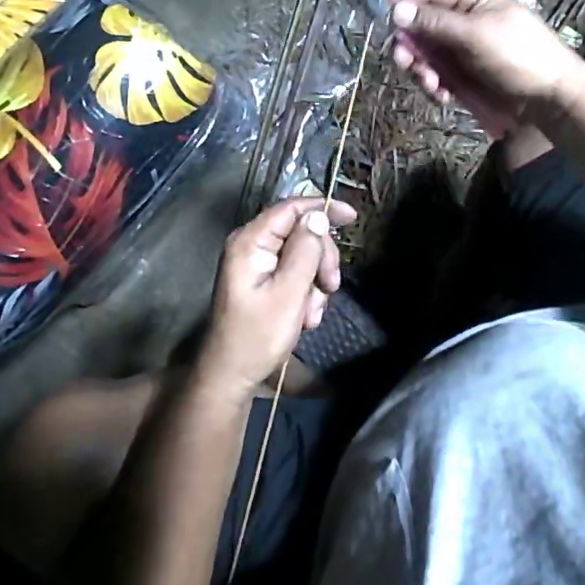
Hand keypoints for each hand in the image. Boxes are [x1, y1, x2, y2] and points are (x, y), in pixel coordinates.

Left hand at [197, 197, 355, 395]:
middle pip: (301, 231)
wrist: (231, 376)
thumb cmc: (257, 337)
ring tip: (312, 312)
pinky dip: (306, 291)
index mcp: (250, 242)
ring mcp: (256, 263)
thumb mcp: (289, 294)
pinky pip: (294, 272)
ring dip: (315, 281)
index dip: (323, 209)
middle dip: (321, 258)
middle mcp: (251, 245)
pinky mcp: (262, 279)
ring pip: (302, 254)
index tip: (352, 218)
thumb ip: (305, 251)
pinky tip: (305, 315)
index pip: (291, 208)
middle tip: (331, 286)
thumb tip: (318, 216)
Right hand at [386, 0, 584, 134]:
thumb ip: (435, 22)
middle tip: (405, 62)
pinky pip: (437, 76)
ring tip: (433, 86)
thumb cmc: (519, 55)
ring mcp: (464, 51)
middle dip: (412, 46)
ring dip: (422, 71)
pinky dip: (435, 86)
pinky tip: (443, 96)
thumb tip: (395, 7)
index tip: (380, 9)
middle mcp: (465, 21)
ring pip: (426, 55)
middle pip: (422, 27)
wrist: (550, 99)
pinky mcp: (465, 76)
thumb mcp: (476, 34)